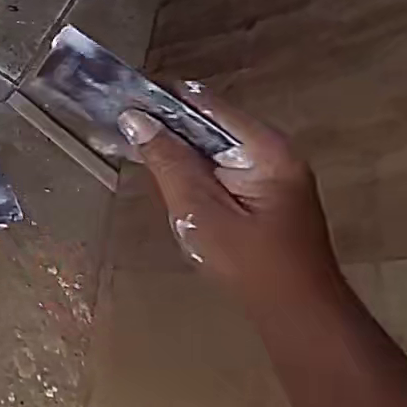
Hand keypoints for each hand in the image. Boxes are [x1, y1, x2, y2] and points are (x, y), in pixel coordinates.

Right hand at [120, 83, 340, 306]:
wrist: (295, 312)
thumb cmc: (248, 260)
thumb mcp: (198, 207)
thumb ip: (167, 159)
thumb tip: (134, 117)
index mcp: (264, 149)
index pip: (204, 103)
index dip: (159, 96)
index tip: (116, 94)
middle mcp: (270, 150)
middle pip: (205, 119)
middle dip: (159, 117)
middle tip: (111, 116)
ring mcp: (265, 169)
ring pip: (205, 139)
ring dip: (167, 138)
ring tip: (120, 135)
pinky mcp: (255, 186)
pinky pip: (211, 159)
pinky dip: (180, 157)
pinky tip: (150, 161)